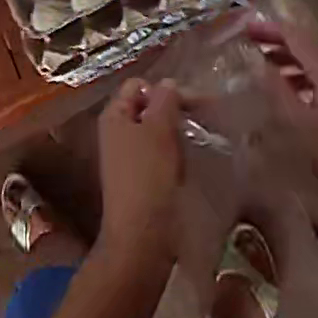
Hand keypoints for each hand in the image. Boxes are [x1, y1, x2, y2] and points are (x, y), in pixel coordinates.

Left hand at [96, 77, 183, 264]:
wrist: (141, 234)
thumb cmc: (147, 176)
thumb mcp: (158, 132)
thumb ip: (164, 102)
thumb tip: (168, 83)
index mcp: (114, 114)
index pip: (138, 86)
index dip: (166, 90)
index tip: (199, 103)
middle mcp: (116, 130)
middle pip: (147, 108)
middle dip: (174, 112)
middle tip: (204, 122)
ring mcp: (126, 154)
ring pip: (155, 132)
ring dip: (175, 136)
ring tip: (192, 148)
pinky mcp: (139, 176)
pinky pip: (159, 156)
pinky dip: (173, 157)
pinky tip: (184, 169)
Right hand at [245, 19, 317, 222]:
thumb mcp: (299, 124)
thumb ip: (276, 88)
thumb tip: (257, 61)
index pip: (295, 36)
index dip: (267, 29)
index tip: (241, 30)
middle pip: (307, 44)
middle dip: (276, 40)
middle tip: (247, 43)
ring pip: (316, 61)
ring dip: (288, 58)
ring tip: (261, 65)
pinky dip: (301, 75)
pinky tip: (287, 91)